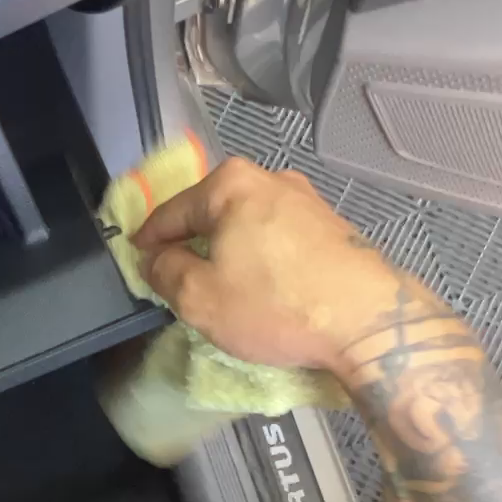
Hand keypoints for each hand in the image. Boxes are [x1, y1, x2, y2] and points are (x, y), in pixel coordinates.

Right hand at [131, 158, 414, 373]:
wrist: (366, 322)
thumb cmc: (274, 306)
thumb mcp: (198, 298)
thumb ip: (164, 273)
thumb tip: (155, 260)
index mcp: (230, 185)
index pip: (169, 212)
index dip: (146, 242)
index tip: (136, 264)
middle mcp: (270, 180)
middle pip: (209, 214)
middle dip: (189, 245)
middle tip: (175, 281)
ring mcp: (305, 201)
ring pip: (244, 226)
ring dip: (224, 254)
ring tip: (217, 289)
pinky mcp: (330, 228)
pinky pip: (274, 239)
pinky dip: (257, 259)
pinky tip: (258, 288)